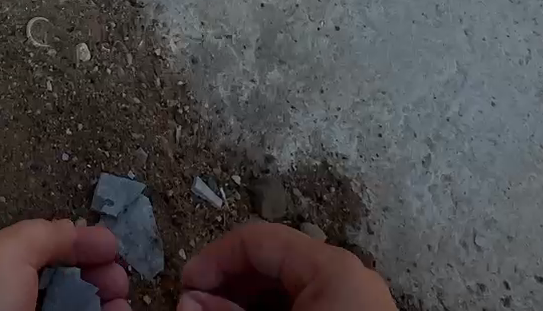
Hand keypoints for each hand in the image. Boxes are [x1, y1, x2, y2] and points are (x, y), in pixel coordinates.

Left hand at [0, 218, 130, 310]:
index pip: (40, 249)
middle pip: (59, 284)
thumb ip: (44, 235)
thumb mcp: (7, 253)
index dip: (76, 244)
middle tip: (120, 279)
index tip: (111, 245)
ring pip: (69, 310)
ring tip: (123, 303)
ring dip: (101, 305)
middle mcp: (6, 302)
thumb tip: (75, 228)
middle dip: (95, 276)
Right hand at [179, 222, 395, 310]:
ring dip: (248, 300)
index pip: (256, 240)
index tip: (185, 286)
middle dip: (229, 281)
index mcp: (329, 266)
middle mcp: (347, 274)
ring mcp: (357, 302)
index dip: (213, 258)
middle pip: (272, 260)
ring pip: (288, 286)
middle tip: (196, 306)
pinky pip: (308, 306)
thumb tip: (187, 301)